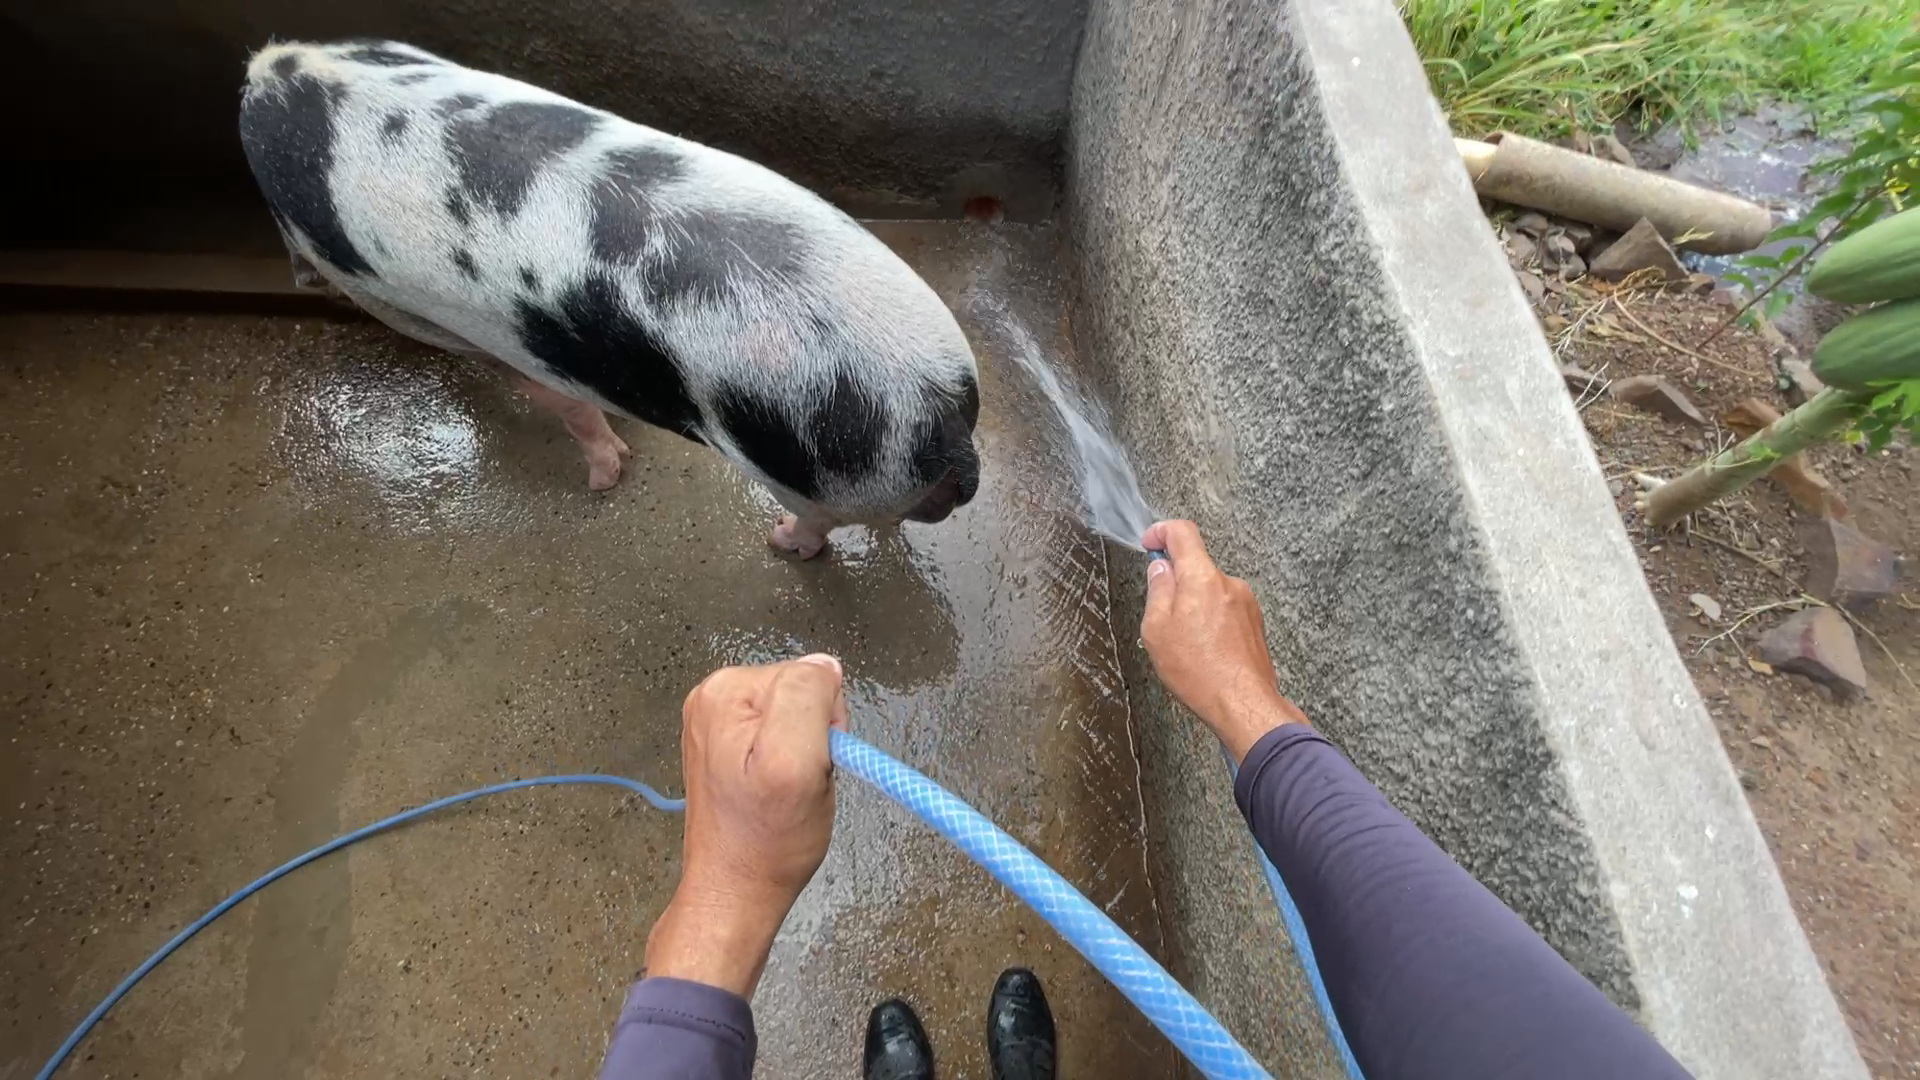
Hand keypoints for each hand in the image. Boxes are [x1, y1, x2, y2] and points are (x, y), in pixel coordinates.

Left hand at [645, 655, 847, 996]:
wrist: (734, 893)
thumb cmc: (767, 840)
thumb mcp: (798, 762)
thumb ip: (809, 697)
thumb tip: (826, 665)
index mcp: (725, 689)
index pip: (808, 674)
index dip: (824, 718)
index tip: (809, 760)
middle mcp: (715, 696)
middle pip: (800, 689)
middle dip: (813, 730)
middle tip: (799, 776)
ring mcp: (718, 720)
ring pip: (796, 712)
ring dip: (805, 746)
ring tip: (787, 784)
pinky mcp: (727, 742)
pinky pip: (782, 731)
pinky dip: (792, 756)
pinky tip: (776, 785)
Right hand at [1141, 521, 1306, 761]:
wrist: (1243, 704)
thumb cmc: (1198, 670)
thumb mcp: (1157, 629)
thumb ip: (1158, 590)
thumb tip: (1160, 569)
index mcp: (1202, 577)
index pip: (1183, 532)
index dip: (1161, 531)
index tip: (1149, 543)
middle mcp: (1228, 583)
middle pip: (1196, 564)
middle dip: (1174, 581)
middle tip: (1159, 614)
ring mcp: (1245, 603)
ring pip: (1209, 590)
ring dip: (1192, 604)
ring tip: (1182, 642)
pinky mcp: (1253, 623)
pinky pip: (1223, 609)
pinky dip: (1208, 620)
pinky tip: (1202, 650)